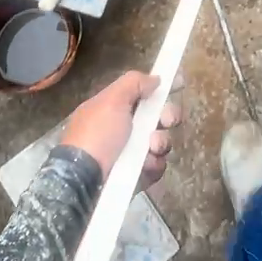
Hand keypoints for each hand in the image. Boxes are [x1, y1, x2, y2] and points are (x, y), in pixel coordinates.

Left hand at [60, 71, 183, 188]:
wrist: (82, 181)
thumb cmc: (96, 134)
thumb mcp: (111, 100)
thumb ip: (134, 83)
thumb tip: (155, 79)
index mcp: (116, 108)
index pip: (143, 94)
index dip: (161, 89)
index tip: (179, 83)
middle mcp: (125, 129)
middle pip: (159, 116)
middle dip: (168, 115)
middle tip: (166, 120)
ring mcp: (131, 153)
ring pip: (161, 141)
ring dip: (161, 142)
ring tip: (151, 148)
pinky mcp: (137, 176)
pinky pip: (157, 165)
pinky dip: (154, 164)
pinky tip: (145, 165)